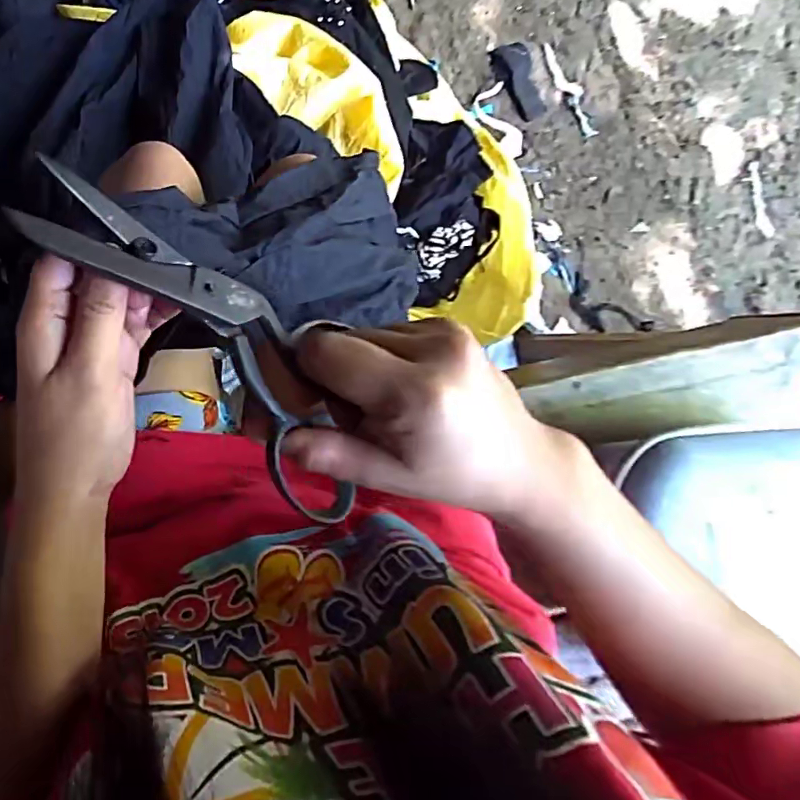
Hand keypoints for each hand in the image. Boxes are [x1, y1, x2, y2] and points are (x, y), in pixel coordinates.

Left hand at [14, 255, 174, 507]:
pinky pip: (132, 326)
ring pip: (117, 299)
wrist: (76, 490)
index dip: (89, 243)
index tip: (129, 231)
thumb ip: (100, 316)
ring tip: (179, 275)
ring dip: (144, 289)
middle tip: (167, 254)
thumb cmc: (74, 436)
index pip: (59, 262)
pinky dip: (152, 315)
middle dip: (125, 263)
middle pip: (92, 276)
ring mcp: (90, 342)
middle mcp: (64, 325)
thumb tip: (110, 261)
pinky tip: (178, 302)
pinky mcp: (112, 360)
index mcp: (44, 322)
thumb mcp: (89, 371)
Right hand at [280, 319, 586, 526]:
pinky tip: (402, 386)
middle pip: (338, 340)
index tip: (310, 405)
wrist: (522, 460)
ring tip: (384, 403)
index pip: (323, 350)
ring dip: (354, 365)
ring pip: (360, 334)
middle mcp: (431, 346)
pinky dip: (379, 356)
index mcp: (414, 391)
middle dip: (329, 375)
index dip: (302, 373)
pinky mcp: (448, 323)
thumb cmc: (449, 477)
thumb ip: (329, 454)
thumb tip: (277, 437)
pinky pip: (385, 331)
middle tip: (353, 415)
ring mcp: (443, 329)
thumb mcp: (386, 477)